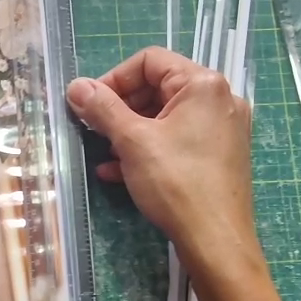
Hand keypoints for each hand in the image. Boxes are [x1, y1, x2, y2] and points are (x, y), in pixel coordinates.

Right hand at [68, 47, 255, 259]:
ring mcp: (223, 129)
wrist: (215, 239)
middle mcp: (220, 99)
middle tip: (94, 131)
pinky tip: (120, 171)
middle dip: (121, 109)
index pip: (150, 61)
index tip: (89, 105)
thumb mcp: (132, 142)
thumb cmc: (175, 183)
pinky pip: (178, 140)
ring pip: (166, 118)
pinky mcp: (219, 156)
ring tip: (105, 153)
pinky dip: (149, 149)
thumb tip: (76, 87)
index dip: (113, 79)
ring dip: (130, 132)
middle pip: (158, 88)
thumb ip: (103, 109)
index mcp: (203, 84)